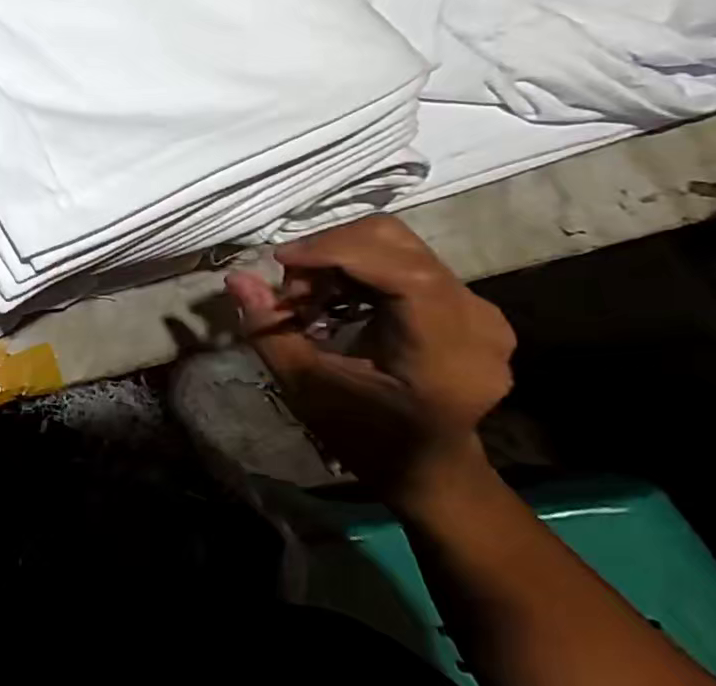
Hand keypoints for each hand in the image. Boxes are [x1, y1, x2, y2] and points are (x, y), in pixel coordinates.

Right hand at [225, 216, 514, 510]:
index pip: (400, 269)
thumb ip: (270, 332)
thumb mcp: (308, 392)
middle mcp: (475, 318)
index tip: (281, 262)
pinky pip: (406, 260)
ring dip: (341, 259)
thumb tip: (235, 279)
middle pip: (395, 244)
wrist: (431, 472)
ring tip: (310, 298)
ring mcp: (480, 308)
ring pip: (397, 245)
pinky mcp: (470, 303)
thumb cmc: (369, 440)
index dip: (336, 251)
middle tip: (292, 291)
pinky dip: (361, 268)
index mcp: (446, 350)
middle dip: (331, 254)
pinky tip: (338, 300)